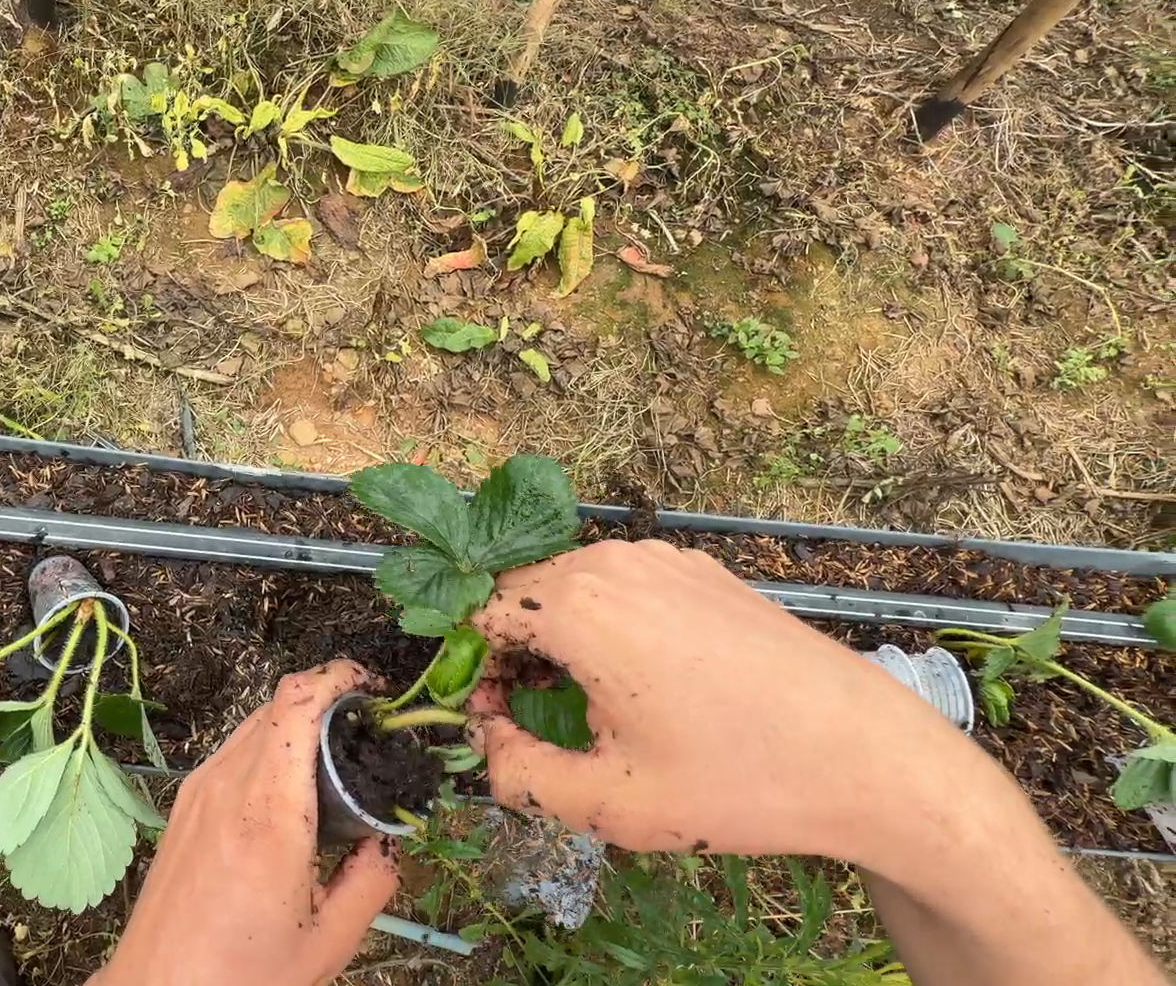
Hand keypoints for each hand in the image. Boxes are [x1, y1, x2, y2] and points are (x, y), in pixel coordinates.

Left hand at [91, 661, 399, 985]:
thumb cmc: (239, 977)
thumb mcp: (326, 943)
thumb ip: (371, 881)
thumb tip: (388, 838)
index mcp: (268, 811)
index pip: (296, 704)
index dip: (335, 676)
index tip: (368, 683)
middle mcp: (227, 783)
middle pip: (279, 703)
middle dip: (325, 698)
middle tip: (363, 726)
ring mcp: (200, 786)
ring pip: (255, 722)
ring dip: (296, 721)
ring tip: (331, 756)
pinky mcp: (185, 799)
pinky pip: (235, 749)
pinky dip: (269, 746)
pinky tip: (288, 787)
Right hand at [465, 539, 1030, 868]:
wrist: (883, 761)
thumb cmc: (740, 782)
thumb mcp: (612, 802)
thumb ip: (518, 774)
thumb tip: (485, 741)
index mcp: (577, 605)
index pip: (479, 615)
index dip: (475, 670)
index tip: (498, 717)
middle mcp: (608, 562)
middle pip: (519, 595)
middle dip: (511, 652)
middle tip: (535, 713)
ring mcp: (658, 558)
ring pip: (565, 586)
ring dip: (554, 635)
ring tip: (589, 696)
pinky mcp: (695, 567)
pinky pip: (616, 583)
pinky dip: (602, 619)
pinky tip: (640, 672)